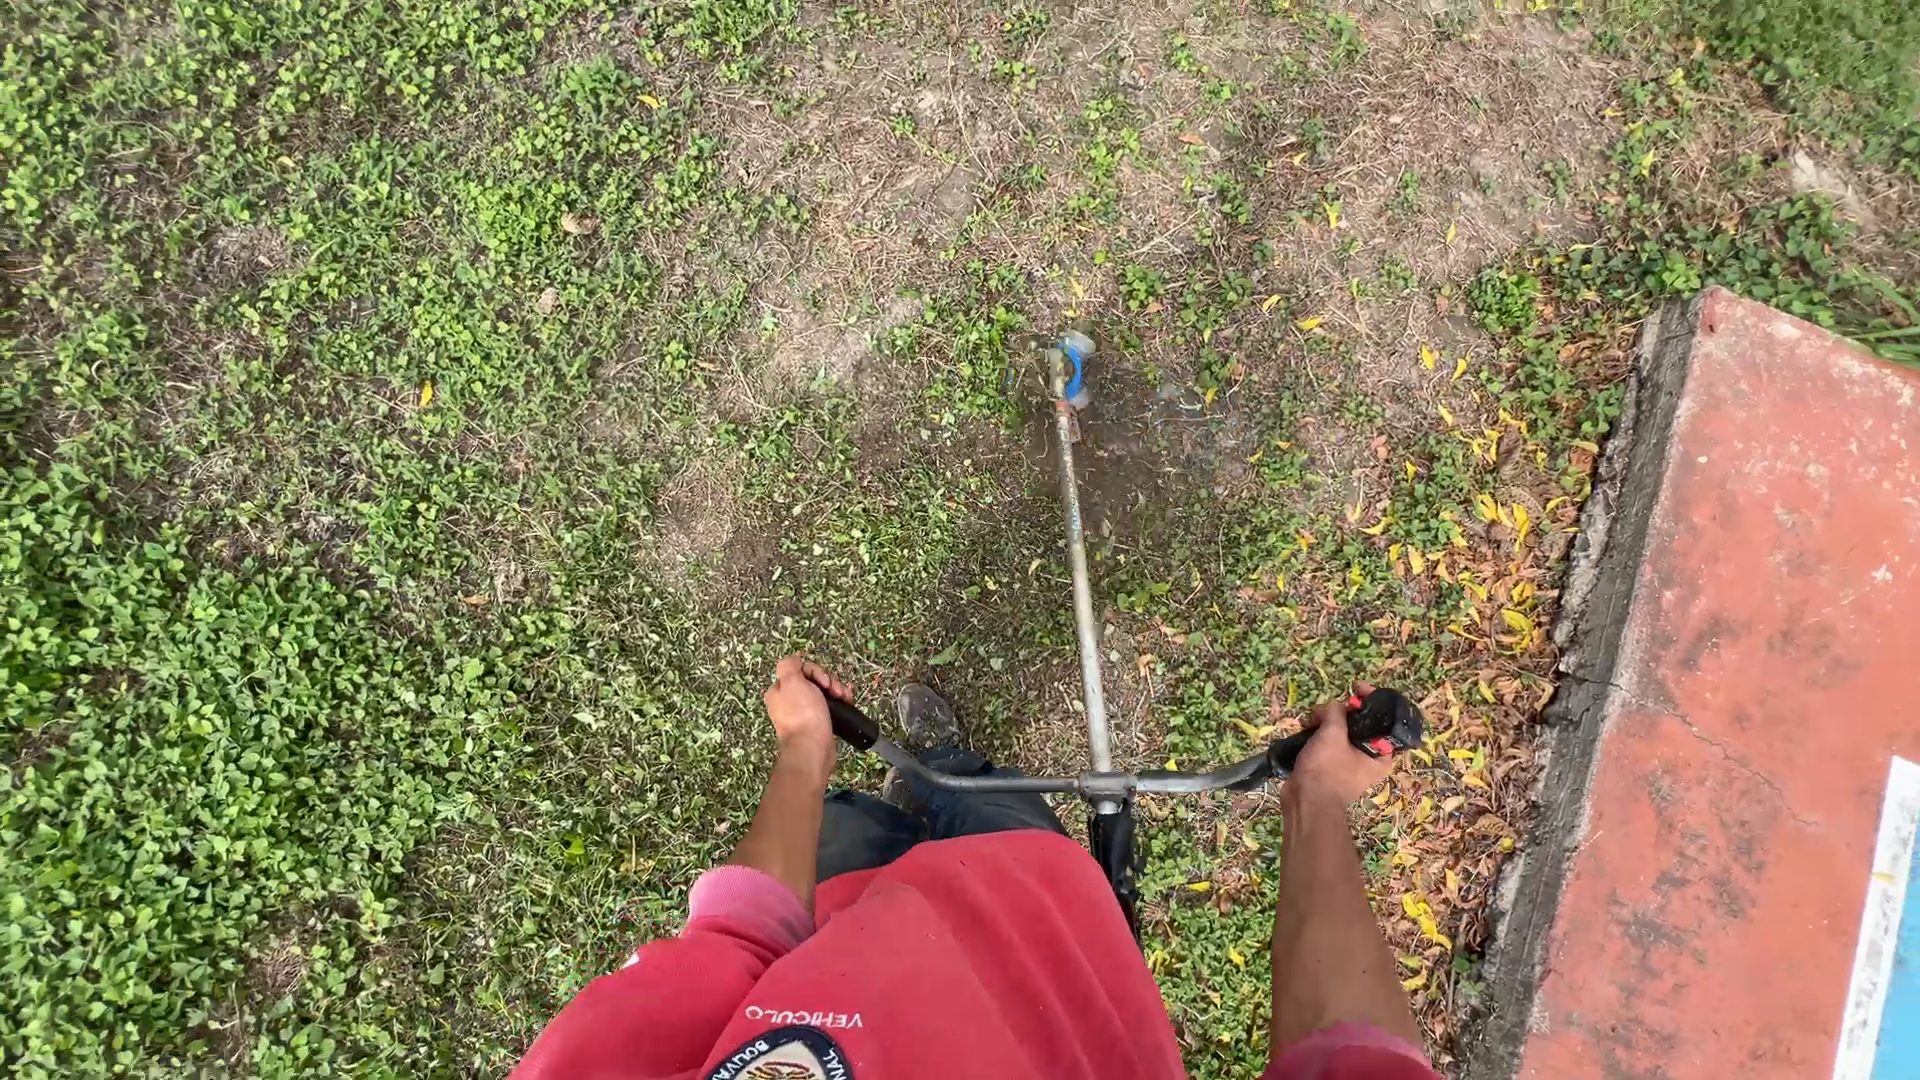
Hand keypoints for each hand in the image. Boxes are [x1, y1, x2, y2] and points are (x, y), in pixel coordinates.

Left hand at [762, 654, 850, 779]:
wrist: (812, 747)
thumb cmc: (803, 714)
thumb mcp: (791, 681)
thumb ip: (789, 665)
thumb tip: (795, 662)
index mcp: (779, 690)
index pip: (801, 669)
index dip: (816, 672)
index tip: (824, 683)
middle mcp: (788, 701)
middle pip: (813, 680)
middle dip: (829, 682)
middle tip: (837, 692)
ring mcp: (802, 713)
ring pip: (823, 692)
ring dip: (837, 691)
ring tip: (846, 699)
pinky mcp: (816, 723)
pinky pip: (828, 706)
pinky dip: (838, 703)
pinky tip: (847, 703)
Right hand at [1286, 682, 1393, 809]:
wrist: (1306, 800)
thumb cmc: (1327, 769)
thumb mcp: (1333, 735)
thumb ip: (1337, 713)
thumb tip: (1334, 708)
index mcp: (1381, 754)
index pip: (1383, 720)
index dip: (1371, 701)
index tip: (1356, 687)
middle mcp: (1369, 758)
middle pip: (1358, 723)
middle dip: (1340, 712)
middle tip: (1324, 710)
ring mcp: (1349, 761)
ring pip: (1340, 731)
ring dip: (1325, 721)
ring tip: (1309, 721)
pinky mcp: (1330, 764)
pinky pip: (1328, 741)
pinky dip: (1317, 732)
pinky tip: (1305, 728)